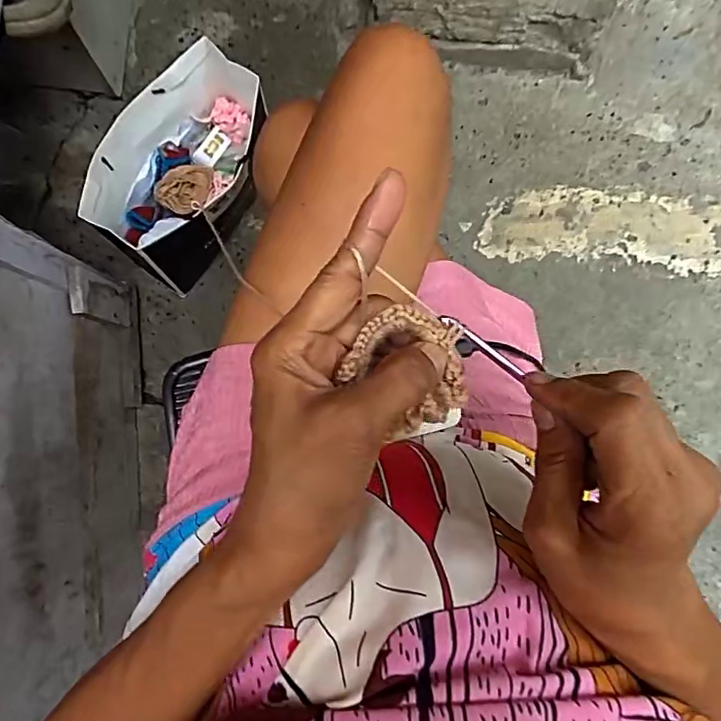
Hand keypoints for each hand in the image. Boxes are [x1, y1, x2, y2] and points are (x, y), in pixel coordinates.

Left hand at [223, 170, 446, 582]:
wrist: (287, 539)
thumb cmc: (305, 483)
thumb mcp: (354, 426)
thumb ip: (400, 377)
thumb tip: (433, 350)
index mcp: (293, 346)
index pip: (339, 277)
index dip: (368, 229)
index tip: (390, 180)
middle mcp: (308, 352)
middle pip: (371, 313)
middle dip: (407, 332)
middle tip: (430, 374)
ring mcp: (327, 379)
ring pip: (383, 346)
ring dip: (411, 364)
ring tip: (424, 400)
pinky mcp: (344, 403)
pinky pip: (384, 375)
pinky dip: (407, 386)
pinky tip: (420, 408)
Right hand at [522, 370, 720, 697]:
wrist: (653, 617)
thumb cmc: (593, 586)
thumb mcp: (549, 533)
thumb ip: (551, 464)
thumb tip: (546, 403)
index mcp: (650, 498)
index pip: (618, 415)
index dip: (571, 393)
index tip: (529, 389)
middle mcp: (686, 472)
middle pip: (630, 396)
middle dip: (578, 397)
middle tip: (544, 426)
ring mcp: (697, 466)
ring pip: (635, 402)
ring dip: (591, 412)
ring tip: (571, 458)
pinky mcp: (694, 463)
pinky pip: (642, 420)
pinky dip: (607, 427)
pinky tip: (594, 466)